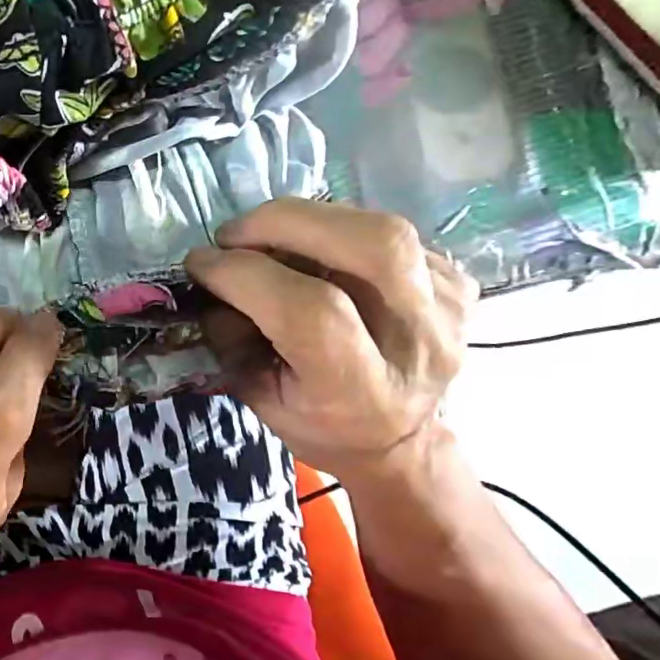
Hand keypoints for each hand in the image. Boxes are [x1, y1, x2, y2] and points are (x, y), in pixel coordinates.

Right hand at [185, 199, 476, 483]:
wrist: (397, 440)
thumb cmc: (316, 423)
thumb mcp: (257, 395)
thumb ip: (233, 339)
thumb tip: (211, 279)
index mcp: (360, 390)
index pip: (309, 311)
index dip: (244, 274)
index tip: (200, 264)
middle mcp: (418, 345)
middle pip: (370, 246)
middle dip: (285, 223)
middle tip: (232, 234)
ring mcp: (447, 310)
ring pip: (383, 229)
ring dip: (308, 219)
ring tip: (266, 236)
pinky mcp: (458, 285)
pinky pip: (389, 235)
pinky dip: (336, 232)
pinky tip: (313, 254)